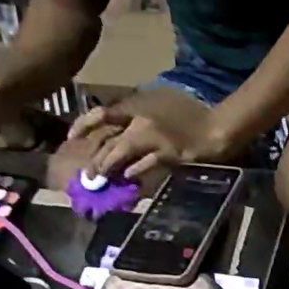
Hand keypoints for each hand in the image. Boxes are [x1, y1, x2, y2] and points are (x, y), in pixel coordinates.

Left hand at [70, 105, 241, 180]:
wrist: (216, 127)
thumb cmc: (190, 117)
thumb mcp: (159, 108)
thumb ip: (139, 119)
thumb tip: (121, 136)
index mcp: (136, 108)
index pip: (101, 115)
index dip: (83, 126)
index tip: (72, 139)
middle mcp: (140, 121)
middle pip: (109, 139)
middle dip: (96, 158)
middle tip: (88, 176)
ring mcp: (154, 137)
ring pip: (122, 152)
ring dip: (109, 167)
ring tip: (102, 180)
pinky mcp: (169, 153)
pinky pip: (146, 163)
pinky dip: (135, 172)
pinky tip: (128, 179)